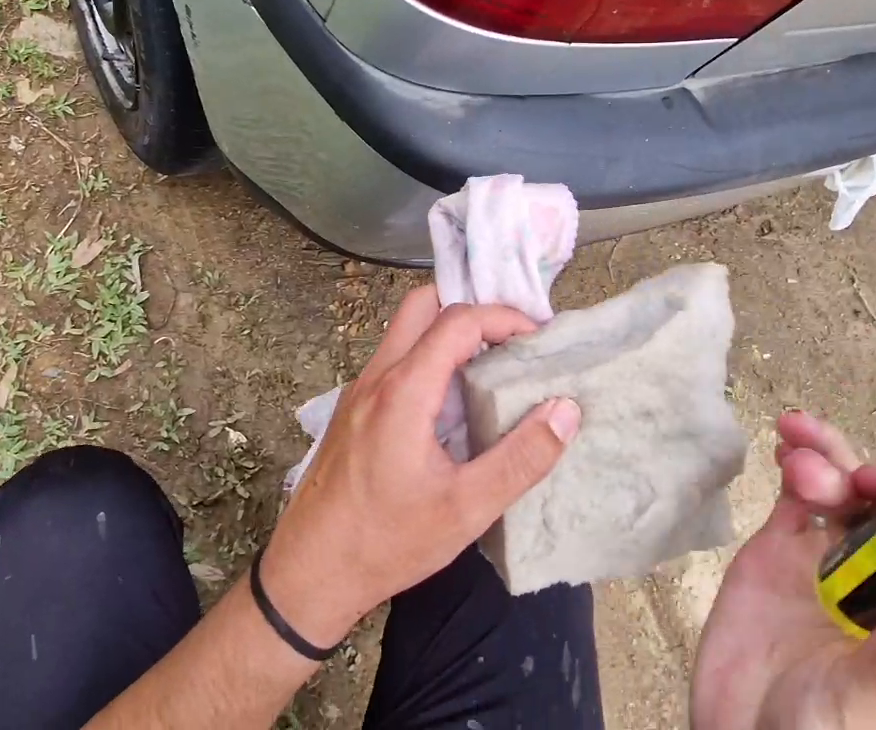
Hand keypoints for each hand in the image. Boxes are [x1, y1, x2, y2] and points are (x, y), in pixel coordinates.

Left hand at [259, 285, 581, 649]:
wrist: (310, 570)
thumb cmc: (386, 542)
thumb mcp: (466, 509)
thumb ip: (521, 458)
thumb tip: (566, 410)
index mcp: (403, 390)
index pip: (458, 320)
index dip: (504, 318)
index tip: (538, 338)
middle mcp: (376, 377)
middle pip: (422, 305)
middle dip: (471, 308)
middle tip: (511, 338)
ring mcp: (359, 391)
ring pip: (404, 331)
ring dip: (447, 333)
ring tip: (490, 366)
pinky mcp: (353, 410)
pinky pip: (394, 361)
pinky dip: (428, 358)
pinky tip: (452, 401)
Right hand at [692, 412, 875, 729]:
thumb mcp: (873, 705)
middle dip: (867, 475)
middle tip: (844, 476)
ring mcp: (826, 564)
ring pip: (840, 492)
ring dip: (825, 459)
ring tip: (798, 460)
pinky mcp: (776, 553)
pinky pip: (793, 498)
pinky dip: (794, 463)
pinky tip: (788, 445)